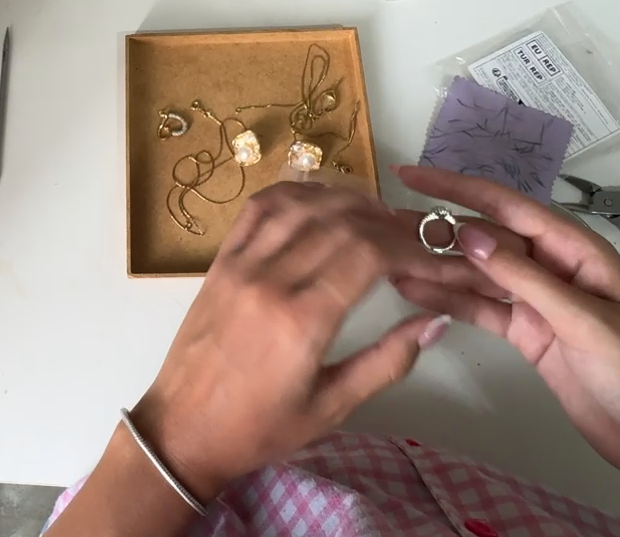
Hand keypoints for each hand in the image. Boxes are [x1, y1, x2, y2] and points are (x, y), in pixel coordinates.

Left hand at [131, 181, 462, 498]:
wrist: (183, 427)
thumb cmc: (261, 427)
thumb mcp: (332, 408)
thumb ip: (386, 362)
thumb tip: (436, 322)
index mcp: (302, 320)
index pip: (367, 256)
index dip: (407, 248)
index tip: (432, 255)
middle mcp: (270, 279)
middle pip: (338, 223)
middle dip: (383, 221)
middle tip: (411, 232)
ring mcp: (240, 262)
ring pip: (299, 205)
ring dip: (342, 198)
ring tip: (376, 210)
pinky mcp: (221, 258)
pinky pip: (258, 208)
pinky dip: (293, 192)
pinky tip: (319, 198)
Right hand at [390, 166, 619, 491]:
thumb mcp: (585, 321)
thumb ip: (524, 277)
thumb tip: (467, 233)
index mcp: (573, 249)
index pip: (505, 205)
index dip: (455, 187)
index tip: (409, 174)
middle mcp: (550, 265)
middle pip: (483, 238)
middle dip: (436, 230)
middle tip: (384, 228)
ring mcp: (537, 300)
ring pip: (476, 273)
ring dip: (436, 267)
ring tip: (388, 262)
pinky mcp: (528, 333)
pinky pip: (481, 307)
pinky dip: (449, 300)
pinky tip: (415, 293)